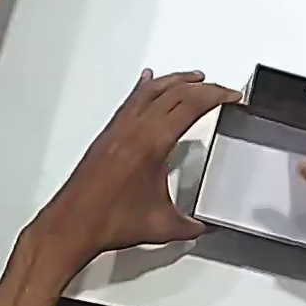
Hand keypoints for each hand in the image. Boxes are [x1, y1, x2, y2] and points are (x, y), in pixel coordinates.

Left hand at [25, 70, 240, 275]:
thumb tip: (199, 227)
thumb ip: (187, 226)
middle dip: (202, 86)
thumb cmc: (107, 220)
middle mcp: (134, 129)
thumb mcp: (161, 225)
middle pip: (174, 92)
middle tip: (220, 89)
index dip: (217, 95)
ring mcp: (118, 129)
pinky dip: (144, 89)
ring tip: (192, 78)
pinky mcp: (107, 136)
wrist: (73, 224)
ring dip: (175, 81)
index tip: (232, 95)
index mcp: (153, 142)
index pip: (192, 105)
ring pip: (151, 91)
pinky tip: (146, 83)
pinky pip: (130, 101)